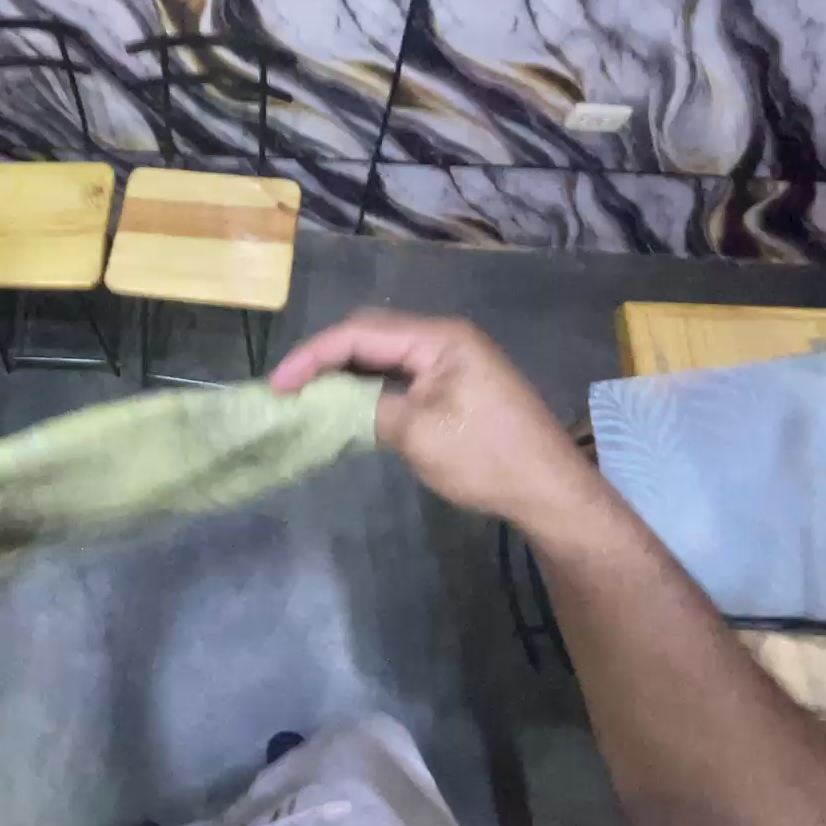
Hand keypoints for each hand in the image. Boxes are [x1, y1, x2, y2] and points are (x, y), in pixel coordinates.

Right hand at [271, 311, 594, 529]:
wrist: (549, 490)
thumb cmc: (486, 458)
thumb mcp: (418, 434)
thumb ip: (366, 409)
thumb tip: (328, 403)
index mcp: (438, 339)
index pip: (359, 334)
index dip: (312, 356)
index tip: (276, 384)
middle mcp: (442, 339)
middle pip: (368, 336)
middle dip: (323, 358)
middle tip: (286, 387)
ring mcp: (448, 361)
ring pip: (380, 355)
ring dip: (342, 372)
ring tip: (305, 393)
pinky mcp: (450, 384)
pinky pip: (396, 374)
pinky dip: (365, 386)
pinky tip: (344, 403)